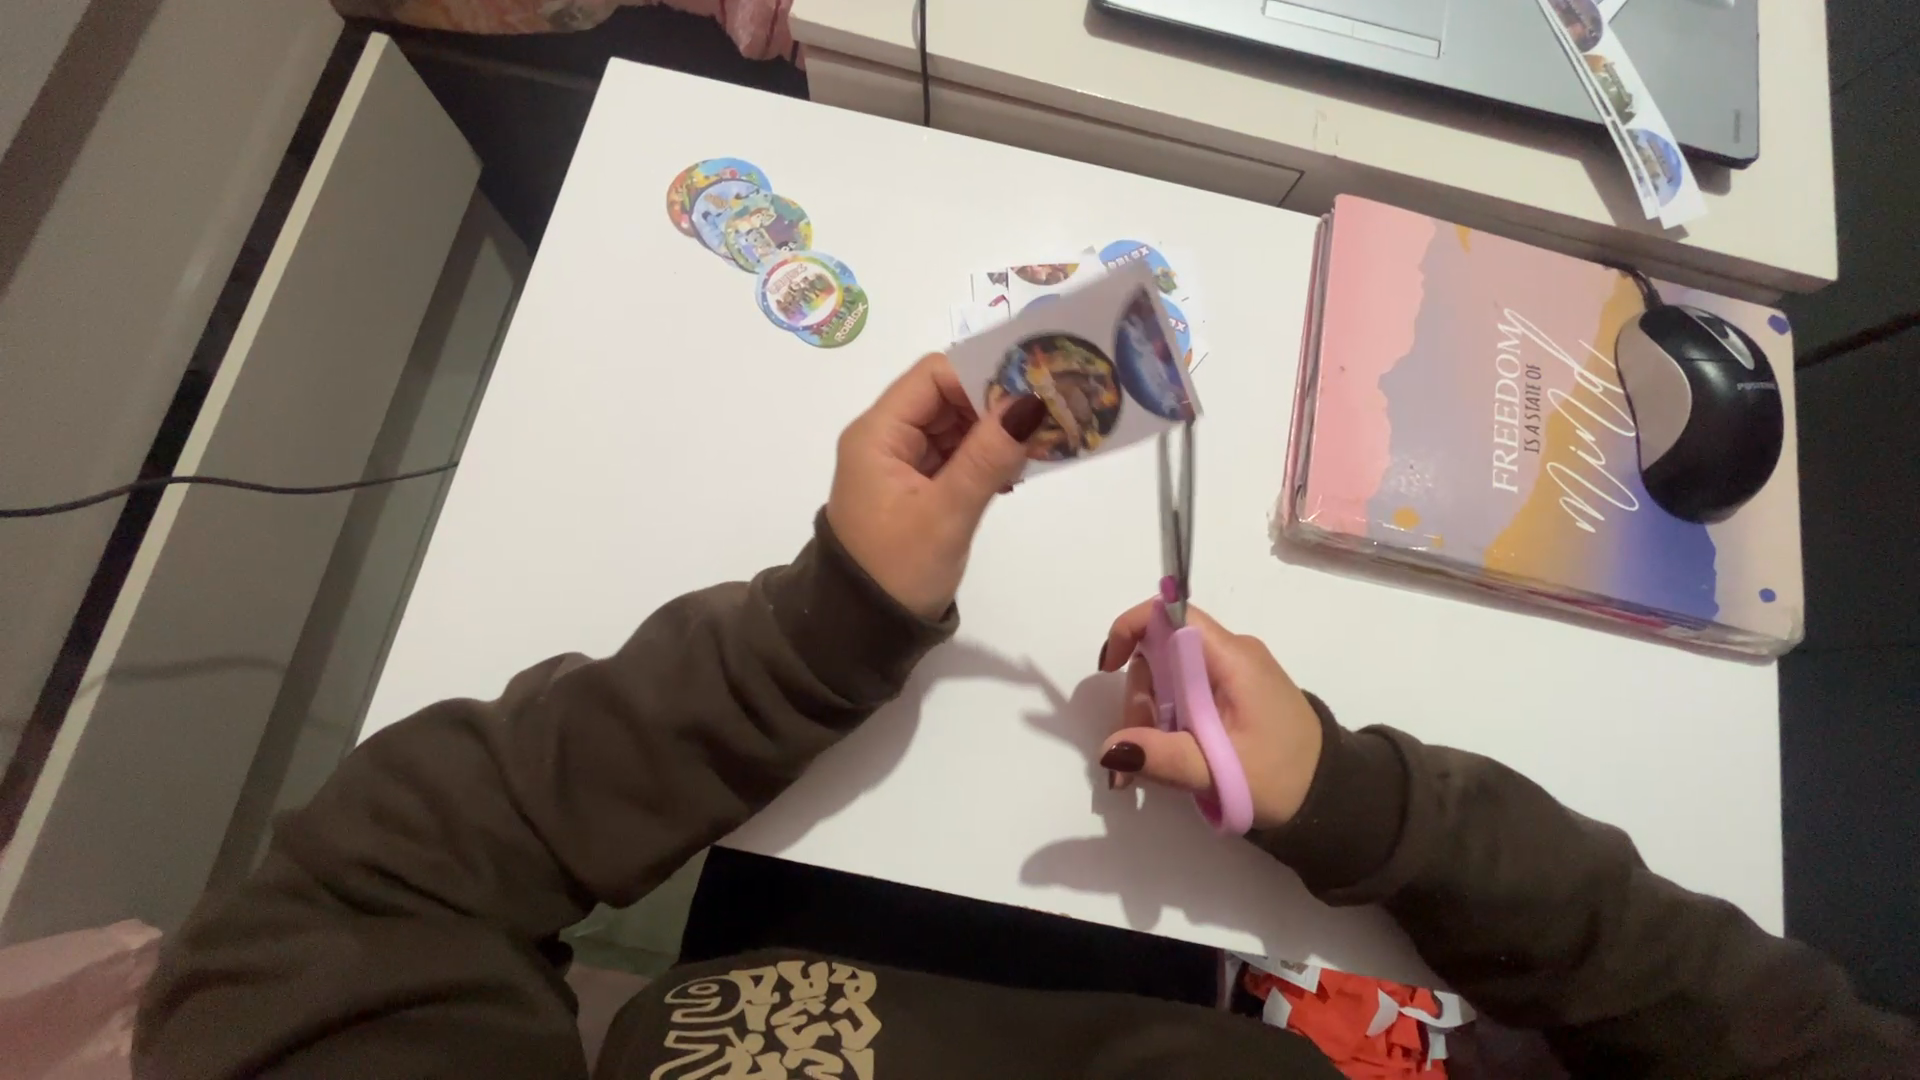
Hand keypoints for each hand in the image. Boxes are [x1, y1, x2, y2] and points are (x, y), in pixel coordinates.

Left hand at [828, 353, 1048, 618]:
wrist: (863, 629)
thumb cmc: (896, 571)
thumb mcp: (945, 514)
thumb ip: (987, 458)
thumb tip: (1031, 403)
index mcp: (878, 434)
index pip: (934, 376)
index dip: (981, 377)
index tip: (1031, 394)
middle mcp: (886, 439)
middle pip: (946, 398)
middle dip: (994, 406)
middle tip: (1048, 419)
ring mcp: (901, 464)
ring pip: (955, 427)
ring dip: (994, 434)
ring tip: (1039, 446)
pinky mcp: (916, 487)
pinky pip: (955, 456)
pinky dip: (984, 459)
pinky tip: (1015, 472)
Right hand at [1094, 602, 1324, 828]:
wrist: (1334, 798)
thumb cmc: (1283, 778)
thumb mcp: (1218, 771)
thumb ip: (1163, 757)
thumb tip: (1108, 749)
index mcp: (1231, 658)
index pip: (1171, 614)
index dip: (1131, 628)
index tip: (1108, 667)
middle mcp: (1228, 655)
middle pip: (1159, 655)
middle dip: (1137, 701)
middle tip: (1133, 754)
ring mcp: (1228, 675)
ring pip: (1165, 679)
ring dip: (1145, 719)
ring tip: (1138, 772)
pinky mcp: (1228, 695)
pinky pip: (1181, 695)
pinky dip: (1162, 724)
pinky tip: (1155, 760)